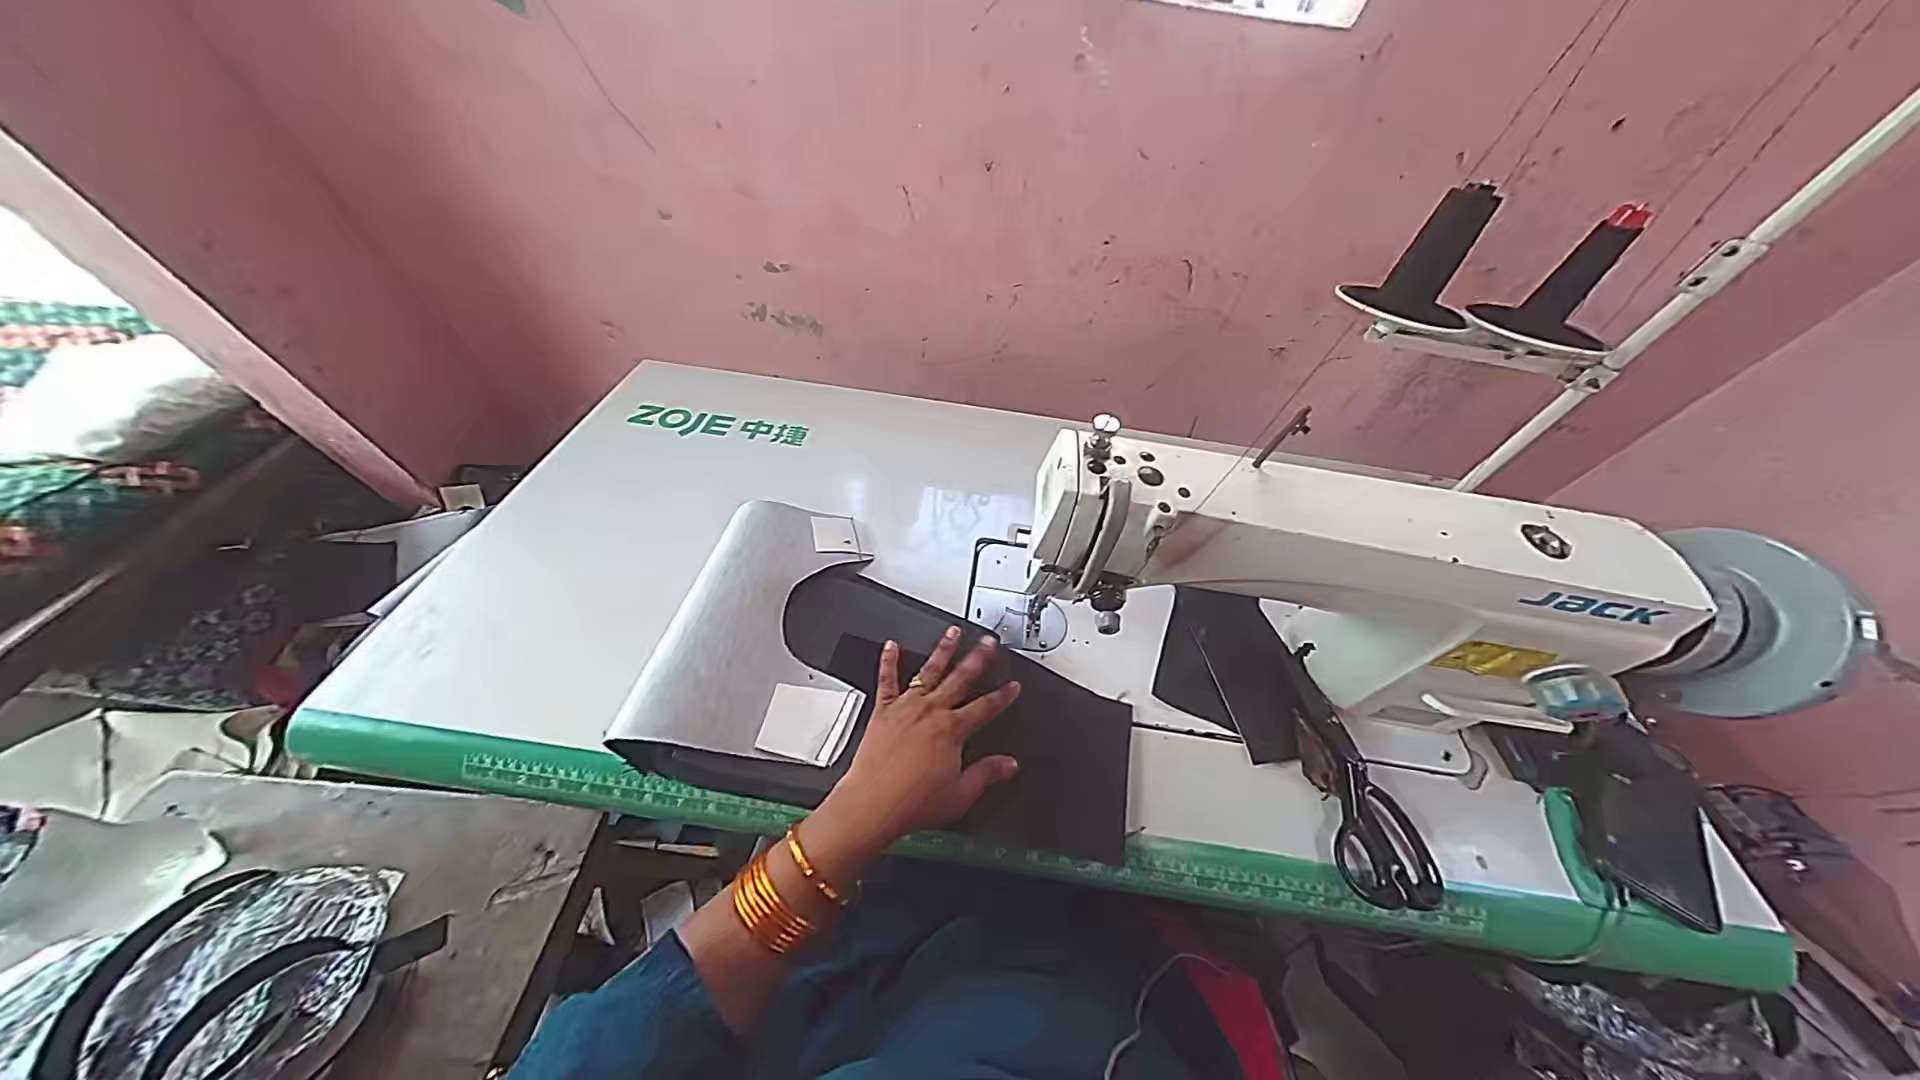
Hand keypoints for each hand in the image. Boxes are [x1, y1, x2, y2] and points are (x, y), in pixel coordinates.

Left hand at [810, 628, 1021, 856]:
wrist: (872, 803)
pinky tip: (892, 646)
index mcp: (952, 730)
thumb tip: (1008, 765)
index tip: (1013, 686)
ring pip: (929, 670)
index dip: (1003, 696)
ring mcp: (906, 707)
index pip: (986, 707)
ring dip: (943, 650)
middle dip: (978, 658)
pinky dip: (889, 661)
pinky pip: (887, 679)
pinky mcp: (884, 710)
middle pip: (961, 678)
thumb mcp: (961, 794)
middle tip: (989, 642)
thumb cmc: (912, 801)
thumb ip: (987, 774)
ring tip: (952, 632)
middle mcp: (931, 712)